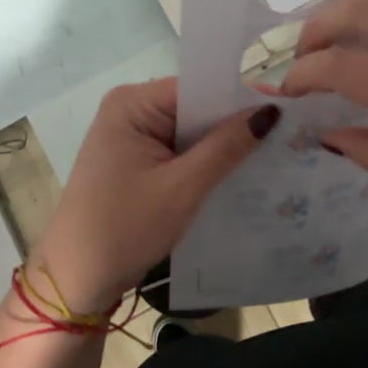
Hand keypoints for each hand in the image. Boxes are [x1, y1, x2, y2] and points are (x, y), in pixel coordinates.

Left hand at [34, 77, 279, 312]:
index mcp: (132, 104)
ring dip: (224, 146)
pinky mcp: (136, 164)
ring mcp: (131, 138)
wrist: (74, 280)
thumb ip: (226, 147)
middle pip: (196, 108)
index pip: (199, 87)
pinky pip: (180, 153)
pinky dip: (206, 164)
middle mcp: (130, 111)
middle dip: (237, 123)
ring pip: (191, 133)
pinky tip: (241, 175)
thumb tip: (271, 111)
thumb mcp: (182, 188)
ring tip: (277, 152)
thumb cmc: (123, 229)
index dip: (242, 97)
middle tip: (292, 133)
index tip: (290, 108)